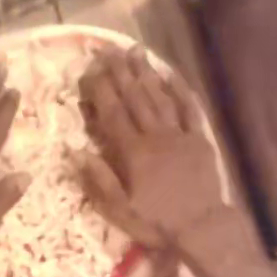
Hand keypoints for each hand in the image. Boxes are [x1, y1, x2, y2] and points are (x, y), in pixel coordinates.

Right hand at [78, 46, 258, 263]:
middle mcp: (155, 136)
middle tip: (109, 49)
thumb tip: (75, 151)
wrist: (201, 227)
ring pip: (160, 97)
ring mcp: (179, 135)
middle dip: (120, 72)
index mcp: (132, 153)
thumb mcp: (119, 210)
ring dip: (146, 73)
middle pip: (135, 98)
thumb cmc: (156, 223)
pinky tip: (170, 73)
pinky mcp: (199, 140)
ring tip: (134, 51)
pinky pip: (189, 108)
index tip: (90, 69)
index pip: (112, 114)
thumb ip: (98, 179)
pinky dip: (180, 89)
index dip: (100, 90)